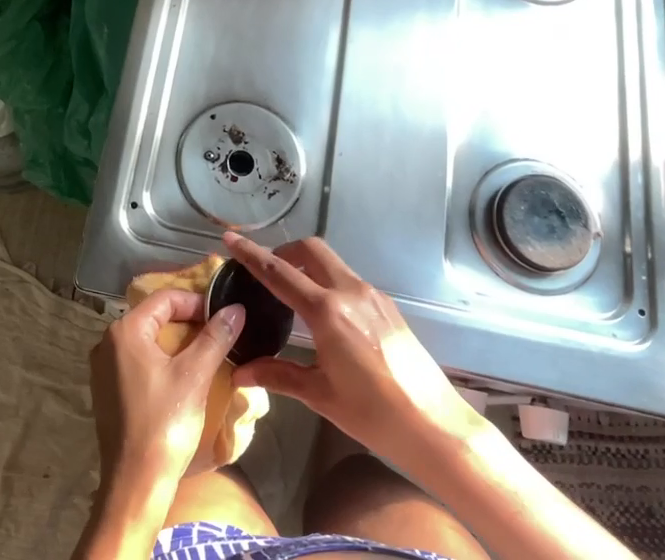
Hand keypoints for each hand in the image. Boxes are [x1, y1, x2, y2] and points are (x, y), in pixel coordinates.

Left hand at [88, 288, 245, 488]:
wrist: (135, 482)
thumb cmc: (165, 422)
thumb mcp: (195, 375)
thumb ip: (215, 337)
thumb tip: (236, 308)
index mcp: (125, 331)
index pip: (164, 298)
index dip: (197, 302)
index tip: (223, 316)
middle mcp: (107, 343)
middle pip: (154, 317)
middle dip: (189, 322)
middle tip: (219, 335)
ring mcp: (104, 368)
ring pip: (147, 340)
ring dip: (177, 342)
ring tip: (206, 354)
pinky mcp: (107, 390)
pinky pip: (139, 361)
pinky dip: (162, 361)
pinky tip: (183, 377)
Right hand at [224, 232, 481, 465]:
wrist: (434, 426)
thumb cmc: (373, 414)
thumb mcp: (320, 394)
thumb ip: (278, 375)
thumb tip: (240, 372)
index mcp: (328, 312)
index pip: (279, 273)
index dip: (251, 254)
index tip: (230, 238)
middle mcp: (351, 292)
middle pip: (311, 250)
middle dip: (284, 251)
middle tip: (264, 270)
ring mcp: (374, 297)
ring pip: (333, 263)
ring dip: (307, 265)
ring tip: (290, 292)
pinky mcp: (388, 308)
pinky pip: (350, 281)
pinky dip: (328, 282)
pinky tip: (322, 313)